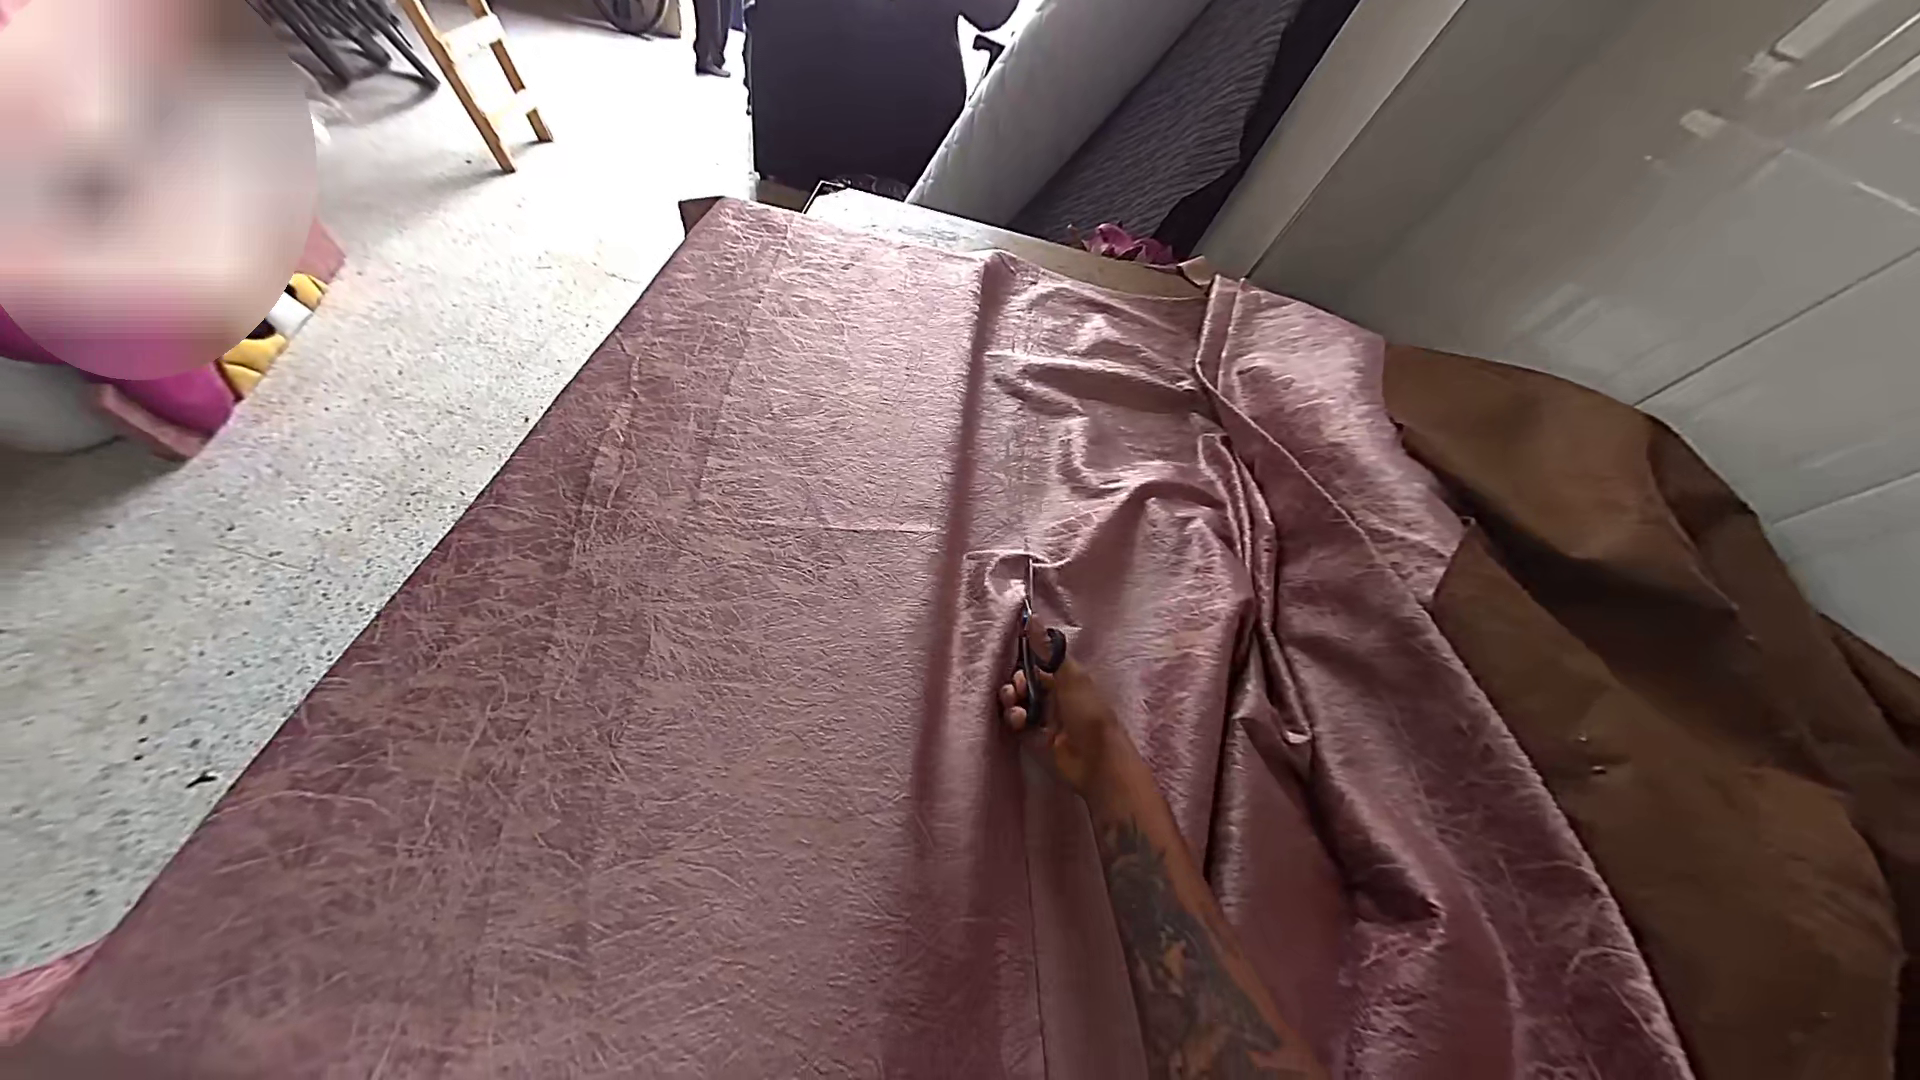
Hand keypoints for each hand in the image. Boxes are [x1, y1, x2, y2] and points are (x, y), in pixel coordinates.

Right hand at [997, 624, 1123, 793]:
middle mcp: (1052, 694)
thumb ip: (1049, 649)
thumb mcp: (1070, 676)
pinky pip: (1015, 722)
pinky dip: (1014, 718)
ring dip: (1011, 700)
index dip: (1024, 660)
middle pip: (1023, 681)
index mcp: (1064, 677)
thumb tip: (1032, 617)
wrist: (1096, 761)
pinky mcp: (1032, 737)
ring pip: (1016, 701)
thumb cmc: (1088, 712)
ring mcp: (1042, 717)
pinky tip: (1020, 721)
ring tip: (1017, 706)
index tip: (1016, 659)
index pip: (1037, 662)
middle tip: (1018, 688)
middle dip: (1015, 681)